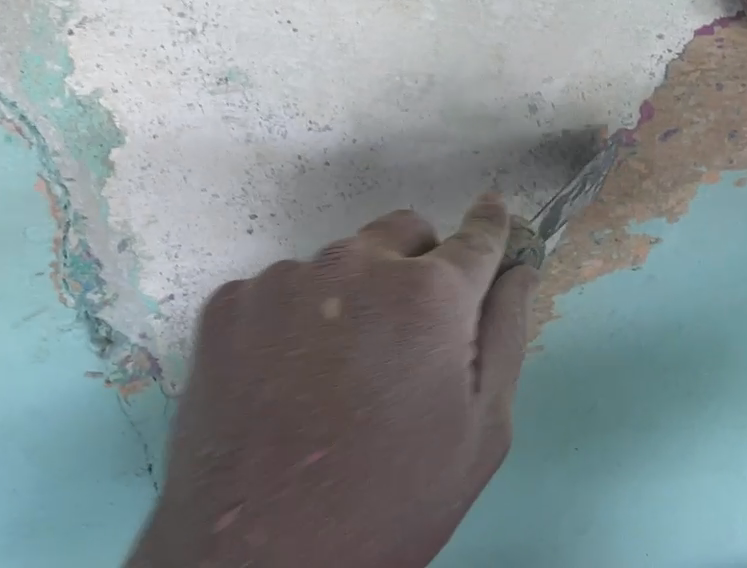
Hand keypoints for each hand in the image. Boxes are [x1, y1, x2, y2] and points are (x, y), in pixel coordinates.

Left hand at [128, 197, 539, 567]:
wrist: (256, 561)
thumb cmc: (390, 500)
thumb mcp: (480, 432)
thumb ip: (506, 333)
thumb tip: (517, 267)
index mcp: (429, 294)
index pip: (476, 235)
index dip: (490, 226)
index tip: (493, 212)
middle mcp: (354, 264)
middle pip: (403, 232)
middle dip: (416, 265)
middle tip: (406, 335)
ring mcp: (283, 278)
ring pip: (338, 262)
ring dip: (351, 294)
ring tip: (336, 373)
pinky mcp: (229, 302)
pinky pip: (280, 289)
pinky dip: (293, 318)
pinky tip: (286, 378)